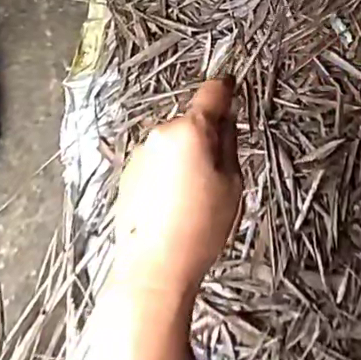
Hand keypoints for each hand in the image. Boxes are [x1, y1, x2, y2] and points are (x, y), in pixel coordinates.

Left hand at [113, 78, 242, 296]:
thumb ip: (229, 141)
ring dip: (185, 155)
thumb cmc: (198, 229)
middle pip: (192, 121)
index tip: (232, 90)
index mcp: (190, 129)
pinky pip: (157, 162)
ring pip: (174, 143)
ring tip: (194, 196)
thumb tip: (227, 118)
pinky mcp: (128, 174)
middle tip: (219, 169)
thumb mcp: (232, 182)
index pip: (212, 92)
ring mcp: (141, 154)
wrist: (153, 269)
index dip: (226, 90)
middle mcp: (161, 134)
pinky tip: (174, 204)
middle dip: (206, 135)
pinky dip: (168, 173)